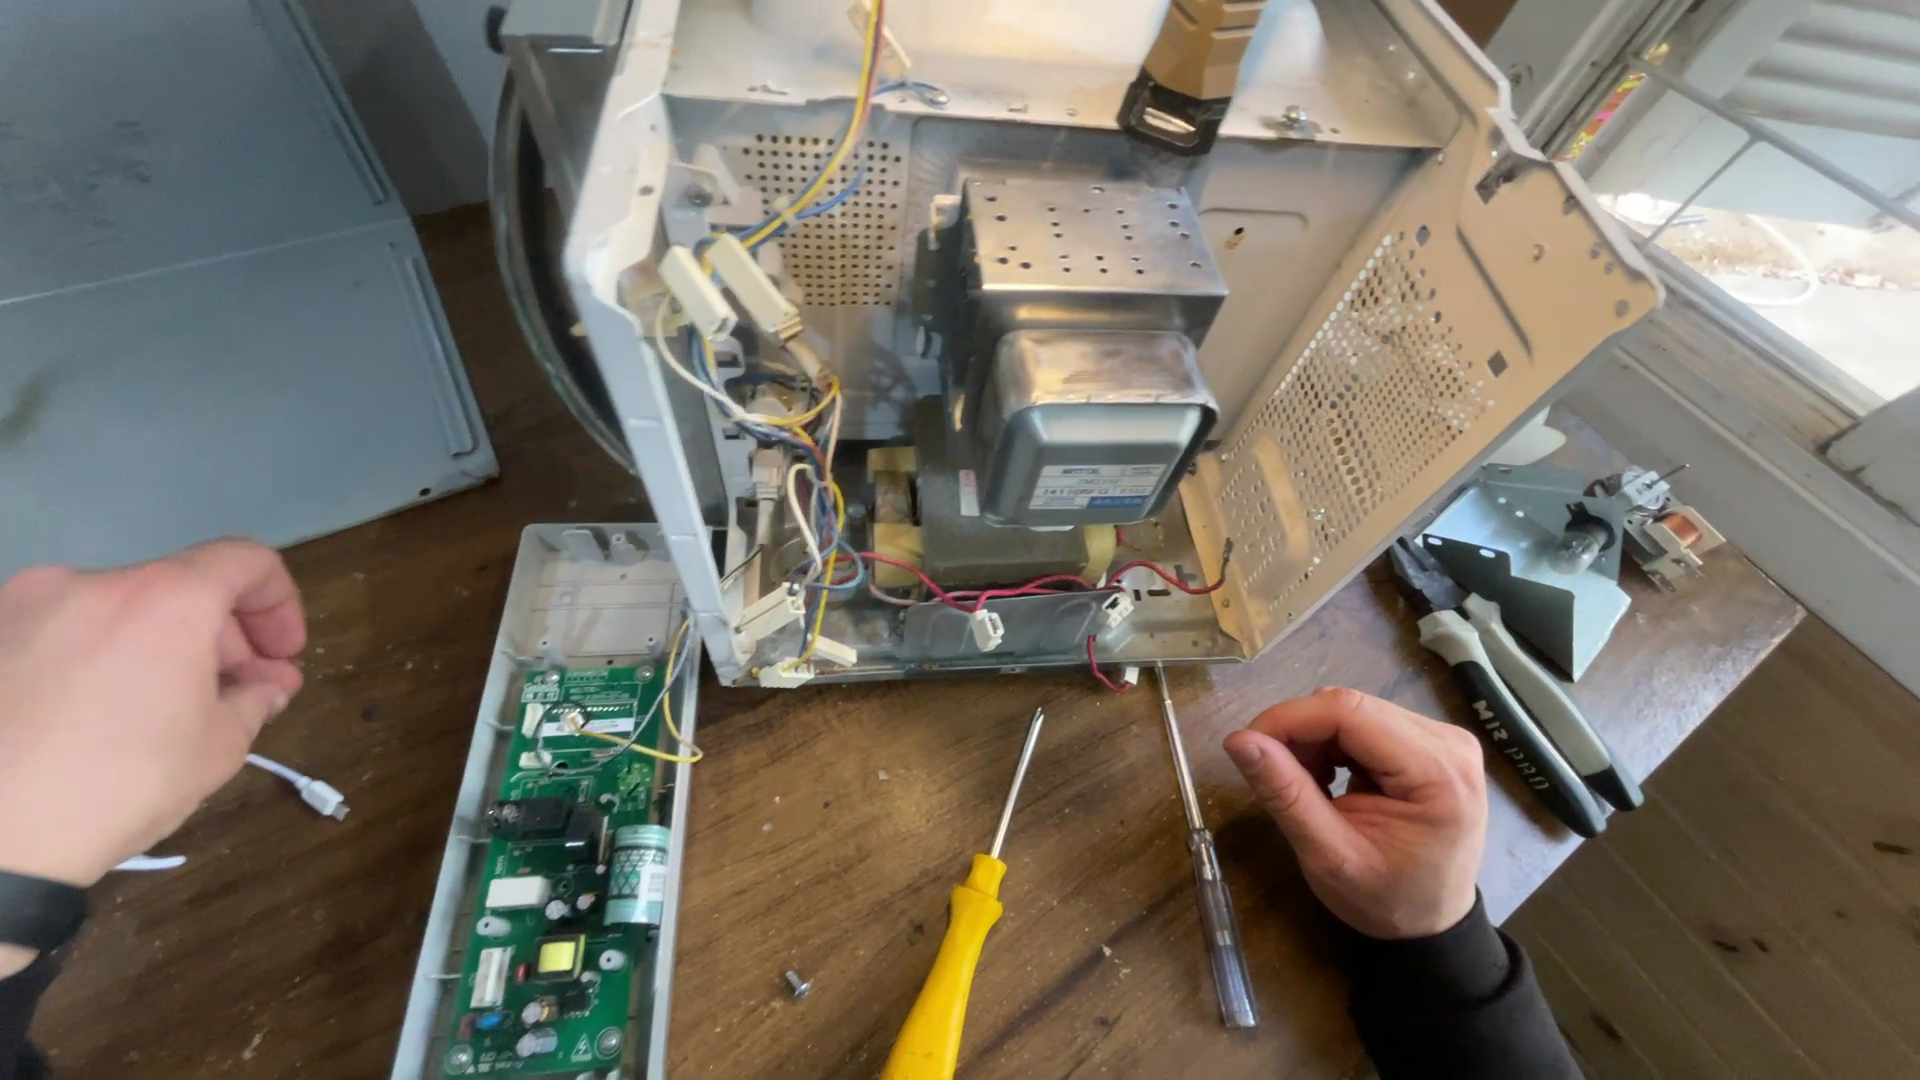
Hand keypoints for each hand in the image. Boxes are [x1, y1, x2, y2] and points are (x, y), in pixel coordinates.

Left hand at [0, 539, 305, 892]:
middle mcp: (83, 586)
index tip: (284, 654)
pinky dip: (98, 662)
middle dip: (223, 636)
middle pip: (180, 588)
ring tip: (165, 706)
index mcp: (162, 598)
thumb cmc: (121, 781)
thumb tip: (262, 686)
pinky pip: (58, 639)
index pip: (247, 562)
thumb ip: (254, 697)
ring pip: (116, 613)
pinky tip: (97, 719)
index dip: (282, 603)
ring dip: (161, 648)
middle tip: (239, 688)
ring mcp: (11, 614)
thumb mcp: (222, 742)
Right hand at [1223, 688, 1486, 939]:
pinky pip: (1361, 721)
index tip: (1246, 745)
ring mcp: (1442, 739)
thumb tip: (1237, 740)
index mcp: (1438, 774)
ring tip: (1304, 785)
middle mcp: (1448, 743)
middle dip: (1298, 733)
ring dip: (1311, 739)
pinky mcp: (1428, 741)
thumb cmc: (1384, 900)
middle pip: (1348, 707)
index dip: (1288, 719)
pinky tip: (1326, 779)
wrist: (1429, 927)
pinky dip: (1329, 744)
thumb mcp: (1328, 855)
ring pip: (1349, 709)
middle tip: (1274, 776)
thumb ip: (1285, 794)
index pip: (1348, 712)